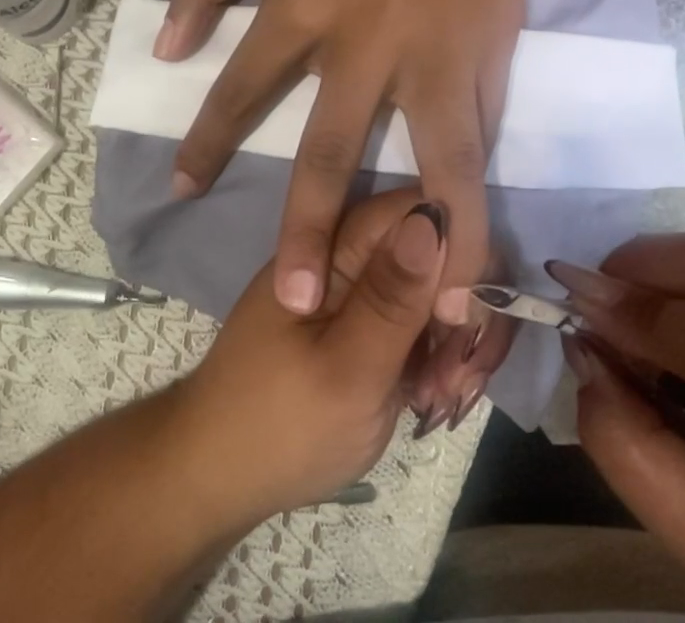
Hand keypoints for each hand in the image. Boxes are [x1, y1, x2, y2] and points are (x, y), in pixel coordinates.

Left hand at [159, 0, 572, 400]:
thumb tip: (168, 49)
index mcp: (299, 3)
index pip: (240, 89)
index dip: (209, 142)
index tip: (184, 189)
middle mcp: (360, 44)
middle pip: (325, 151)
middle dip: (304, 229)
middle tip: (289, 302)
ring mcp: (430, 60)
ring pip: (421, 166)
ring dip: (420, 246)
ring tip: (425, 321)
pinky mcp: (484, 63)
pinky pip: (477, 146)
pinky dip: (478, 204)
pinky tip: (477, 259)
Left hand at [170, 193, 447, 521]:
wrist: (220, 475)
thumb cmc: (280, 427)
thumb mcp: (347, 368)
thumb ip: (392, 298)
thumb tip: (433, 213)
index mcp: (324, 253)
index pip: (409, 209)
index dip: (455, 248)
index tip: (464, 316)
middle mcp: (339, 265)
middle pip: (431, 252)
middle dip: (463, 309)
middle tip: (459, 378)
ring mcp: (351, 301)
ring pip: (432, 295)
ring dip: (456, 344)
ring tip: (444, 400)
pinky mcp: (360, 335)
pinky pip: (418, 329)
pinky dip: (438, 362)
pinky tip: (437, 401)